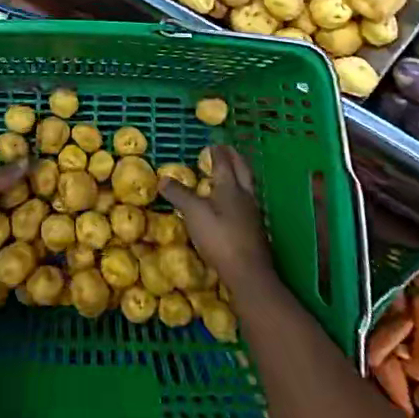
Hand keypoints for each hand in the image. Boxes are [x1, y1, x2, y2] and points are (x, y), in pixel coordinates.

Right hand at [162, 145, 273, 285]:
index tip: (212, 144)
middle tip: (227, 150)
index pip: (224, 163)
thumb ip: (180, 195)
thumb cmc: (220, 238)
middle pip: (242, 170)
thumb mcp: (194, 214)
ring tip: (232, 171)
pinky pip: (248, 201)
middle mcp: (245, 195)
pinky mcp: (255, 228)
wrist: (249, 272)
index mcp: (230, 187)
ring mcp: (253, 212)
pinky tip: (235, 202)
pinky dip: (241, 192)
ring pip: (248, 185)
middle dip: (234, 157)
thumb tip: (163, 179)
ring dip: (240, 174)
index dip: (217, 152)